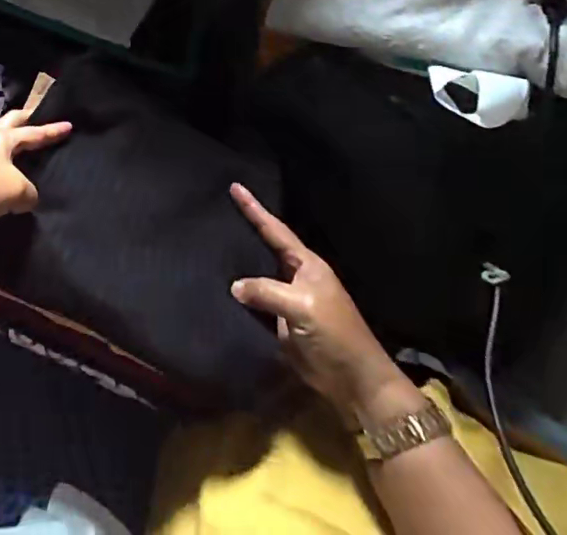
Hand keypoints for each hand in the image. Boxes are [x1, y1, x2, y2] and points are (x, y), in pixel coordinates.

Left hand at [0, 109, 70, 238]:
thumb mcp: (17, 191)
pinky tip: (6, 180)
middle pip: (11, 123)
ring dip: (12, 146)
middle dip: (27, 120)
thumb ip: (30, 192)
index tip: (69, 125)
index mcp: (3, 138)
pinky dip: (1, 168)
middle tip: (40, 118)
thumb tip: (25, 196)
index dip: (52, 130)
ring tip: (26, 153)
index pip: (34, 132)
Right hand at [230, 183, 412, 416]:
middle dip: (246, 229)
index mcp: (307, 265)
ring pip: (257, 275)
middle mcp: (296, 277)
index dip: (255, 209)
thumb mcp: (301, 307)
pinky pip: (255, 302)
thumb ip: (266, 291)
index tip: (236, 186)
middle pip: (265, 247)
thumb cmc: (335, 335)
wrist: (354, 381)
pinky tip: (219, 288)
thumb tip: (235, 286)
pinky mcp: (281, 323)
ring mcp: (288, 301)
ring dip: (239, 263)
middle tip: (219, 210)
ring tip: (212, 244)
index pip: (275, 230)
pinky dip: (239, 295)